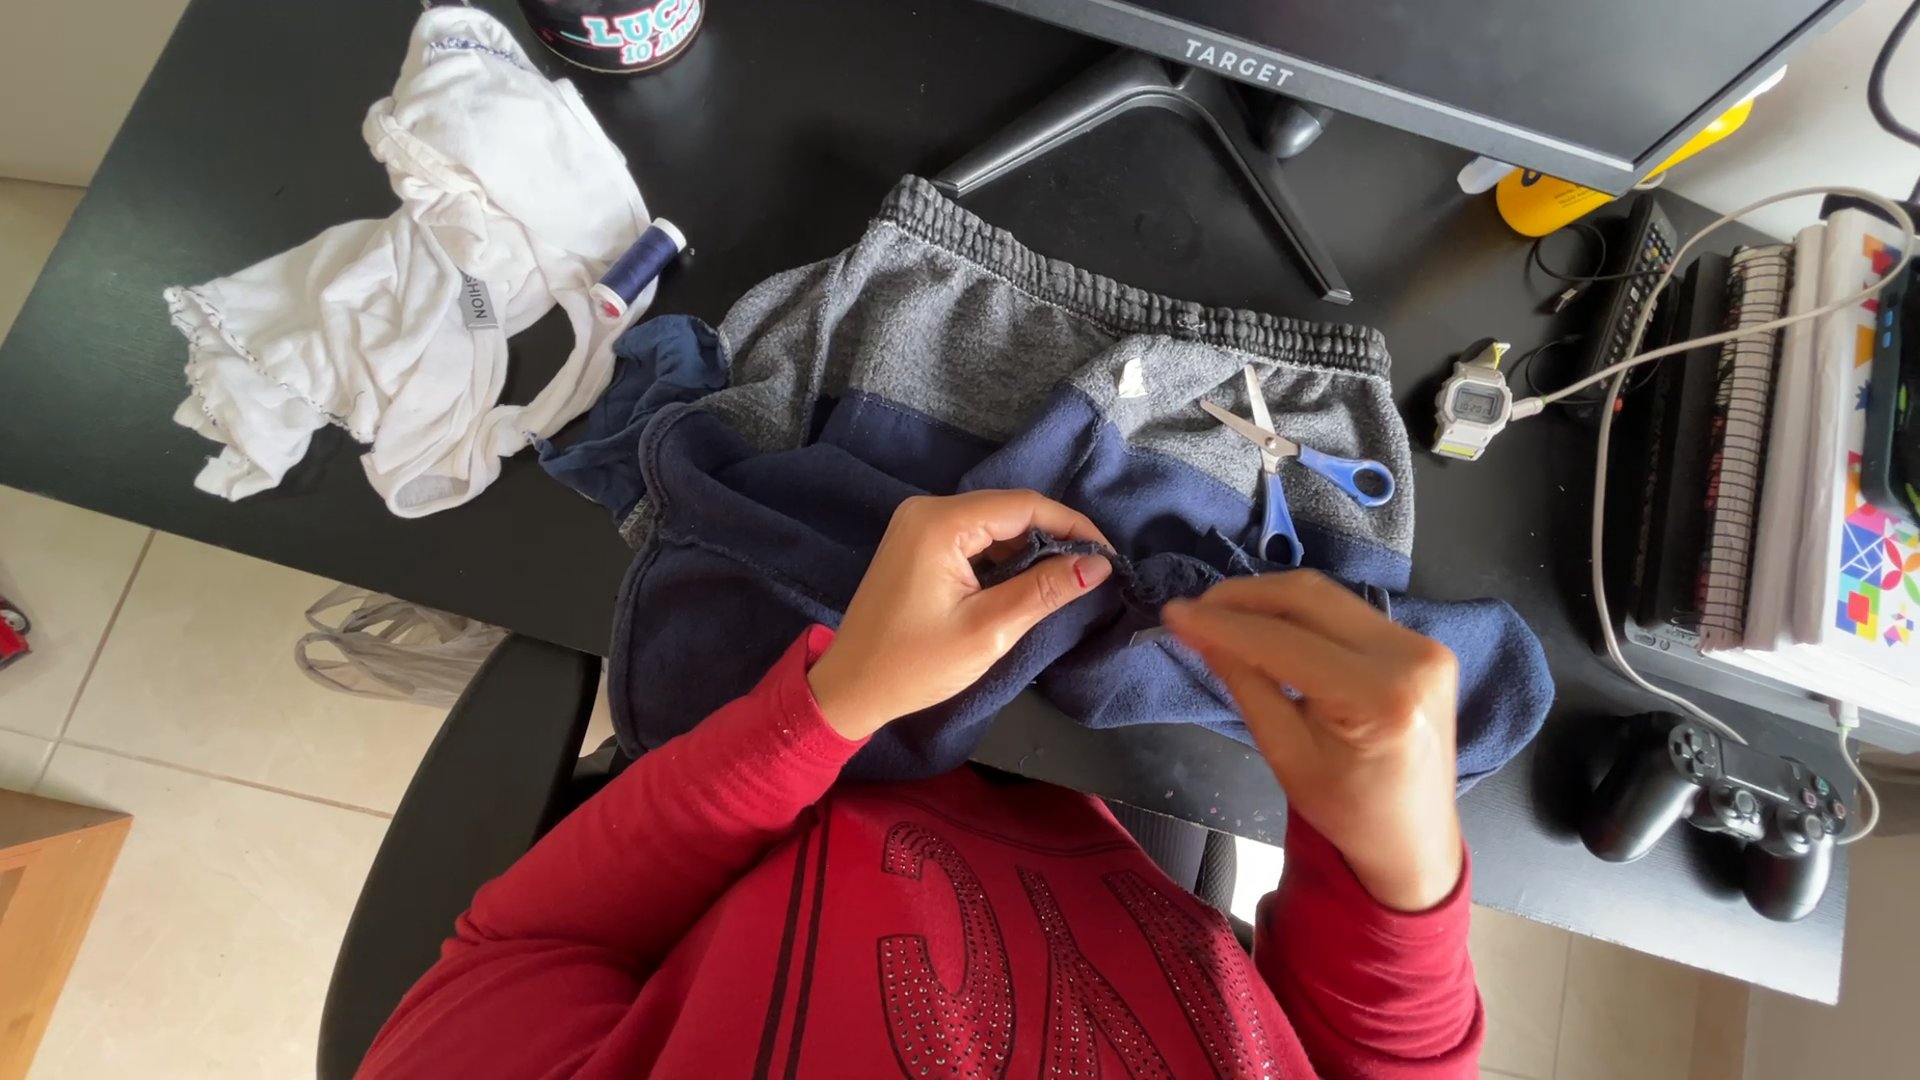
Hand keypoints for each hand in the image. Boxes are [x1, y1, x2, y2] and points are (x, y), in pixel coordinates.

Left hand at [807, 491, 1113, 740]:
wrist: (850, 687)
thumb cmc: (914, 664)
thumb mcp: (988, 629)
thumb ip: (1044, 590)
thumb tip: (1098, 565)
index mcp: (940, 523)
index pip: (1023, 506)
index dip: (1072, 524)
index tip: (1107, 554)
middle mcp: (927, 510)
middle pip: (1007, 509)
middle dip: (1054, 535)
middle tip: (1092, 568)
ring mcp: (917, 524)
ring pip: (992, 522)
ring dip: (1029, 546)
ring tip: (1066, 577)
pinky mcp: (916, 543)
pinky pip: (971, 536)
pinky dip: (1002, 555)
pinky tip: (1025, 578)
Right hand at [1163, 572, 1463, 911]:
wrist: (1415, 839)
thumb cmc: (1346, 809)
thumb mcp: (1283, 750)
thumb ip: (1243, 681)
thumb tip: (1196, 629)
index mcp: (1378, 696)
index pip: (1282, 641)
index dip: (1221, 623)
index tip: (1173, 613)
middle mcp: (1408, 656)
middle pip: (1307, 597)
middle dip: (1241, 596)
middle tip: (1195, 609)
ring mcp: (1420, 644)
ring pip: (1323, 596)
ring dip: (1265, 598)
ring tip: (1219, 613)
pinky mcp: (1416, 643)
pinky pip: (1341, 610)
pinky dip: (1293, 611)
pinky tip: (1261, 622)